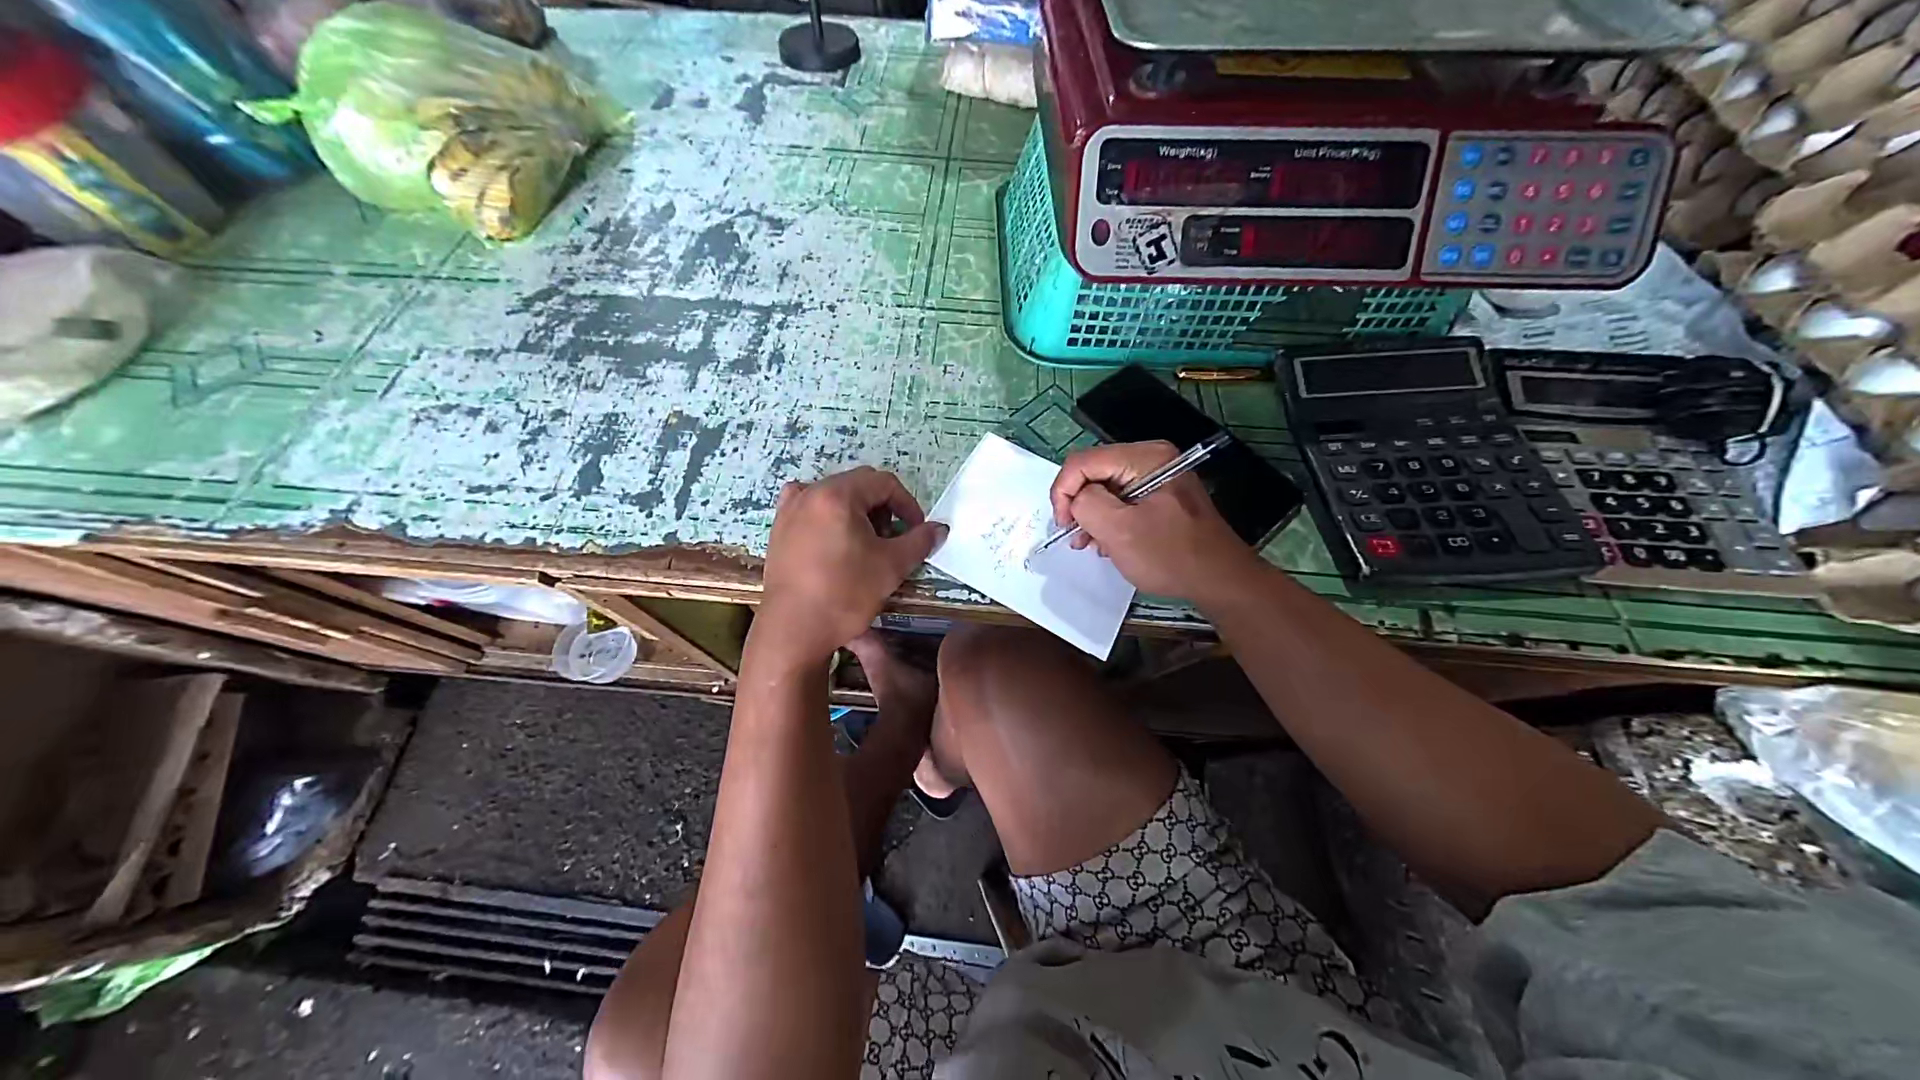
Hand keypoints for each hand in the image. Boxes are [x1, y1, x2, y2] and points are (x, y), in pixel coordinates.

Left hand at [756, 466, 944, 665]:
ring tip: (865, 545)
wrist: (793, 630)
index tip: (916, 531)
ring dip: (857, 512)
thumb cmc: (844, 594)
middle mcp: (809, 493)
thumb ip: (919, 541)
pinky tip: (833, 541)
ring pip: (834, 496)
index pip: (883, 482)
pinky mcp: (778, 530)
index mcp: (837, 494)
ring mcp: (789, 510)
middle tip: (893, 539)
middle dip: (883, 508)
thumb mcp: (891, 566)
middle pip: (858, 485)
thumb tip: (939, 529)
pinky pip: (810, 510)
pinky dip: (828, 518)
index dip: (907, 504)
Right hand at [1049, 441, 1260, 603]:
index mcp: (1145, 457)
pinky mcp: (1161, 496)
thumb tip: (1077, 498)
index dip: (1064, 491)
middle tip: (1077, 536)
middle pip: (1094, 472)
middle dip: (1079, 504)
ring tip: (1093, 544)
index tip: (1064, 525)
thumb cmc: (1171, 556)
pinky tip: (1111, 543)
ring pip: (1106, 487)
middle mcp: (1152, 458)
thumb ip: (1086, 504)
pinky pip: (1122, 499)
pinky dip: (1110, 519)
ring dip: (1093, 515)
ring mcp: (1158, 477)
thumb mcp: (1119, 531)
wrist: (1220, 579)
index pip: (1082, 461)